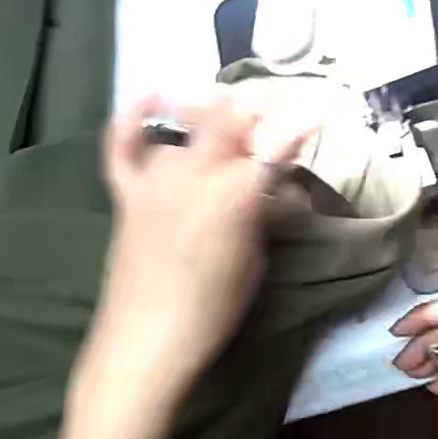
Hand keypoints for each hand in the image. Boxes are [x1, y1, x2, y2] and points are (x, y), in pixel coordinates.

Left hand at [71, 97, 308, 438]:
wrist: (147, 341)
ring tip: (227, 126)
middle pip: (227, 120)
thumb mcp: (253, 260)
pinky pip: (123, 146)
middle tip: (268, 122)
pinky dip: (132, 118)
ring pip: (185, 128)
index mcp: (234, 194)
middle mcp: (194, 173)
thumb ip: (258, 212)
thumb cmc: (213, 311)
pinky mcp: (127, 194)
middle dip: (253, 112)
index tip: (314, 118)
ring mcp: (155, 179)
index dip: (297, 130)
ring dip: (210, 120)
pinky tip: (149, 97)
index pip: (273, 147)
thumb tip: (265, 186)